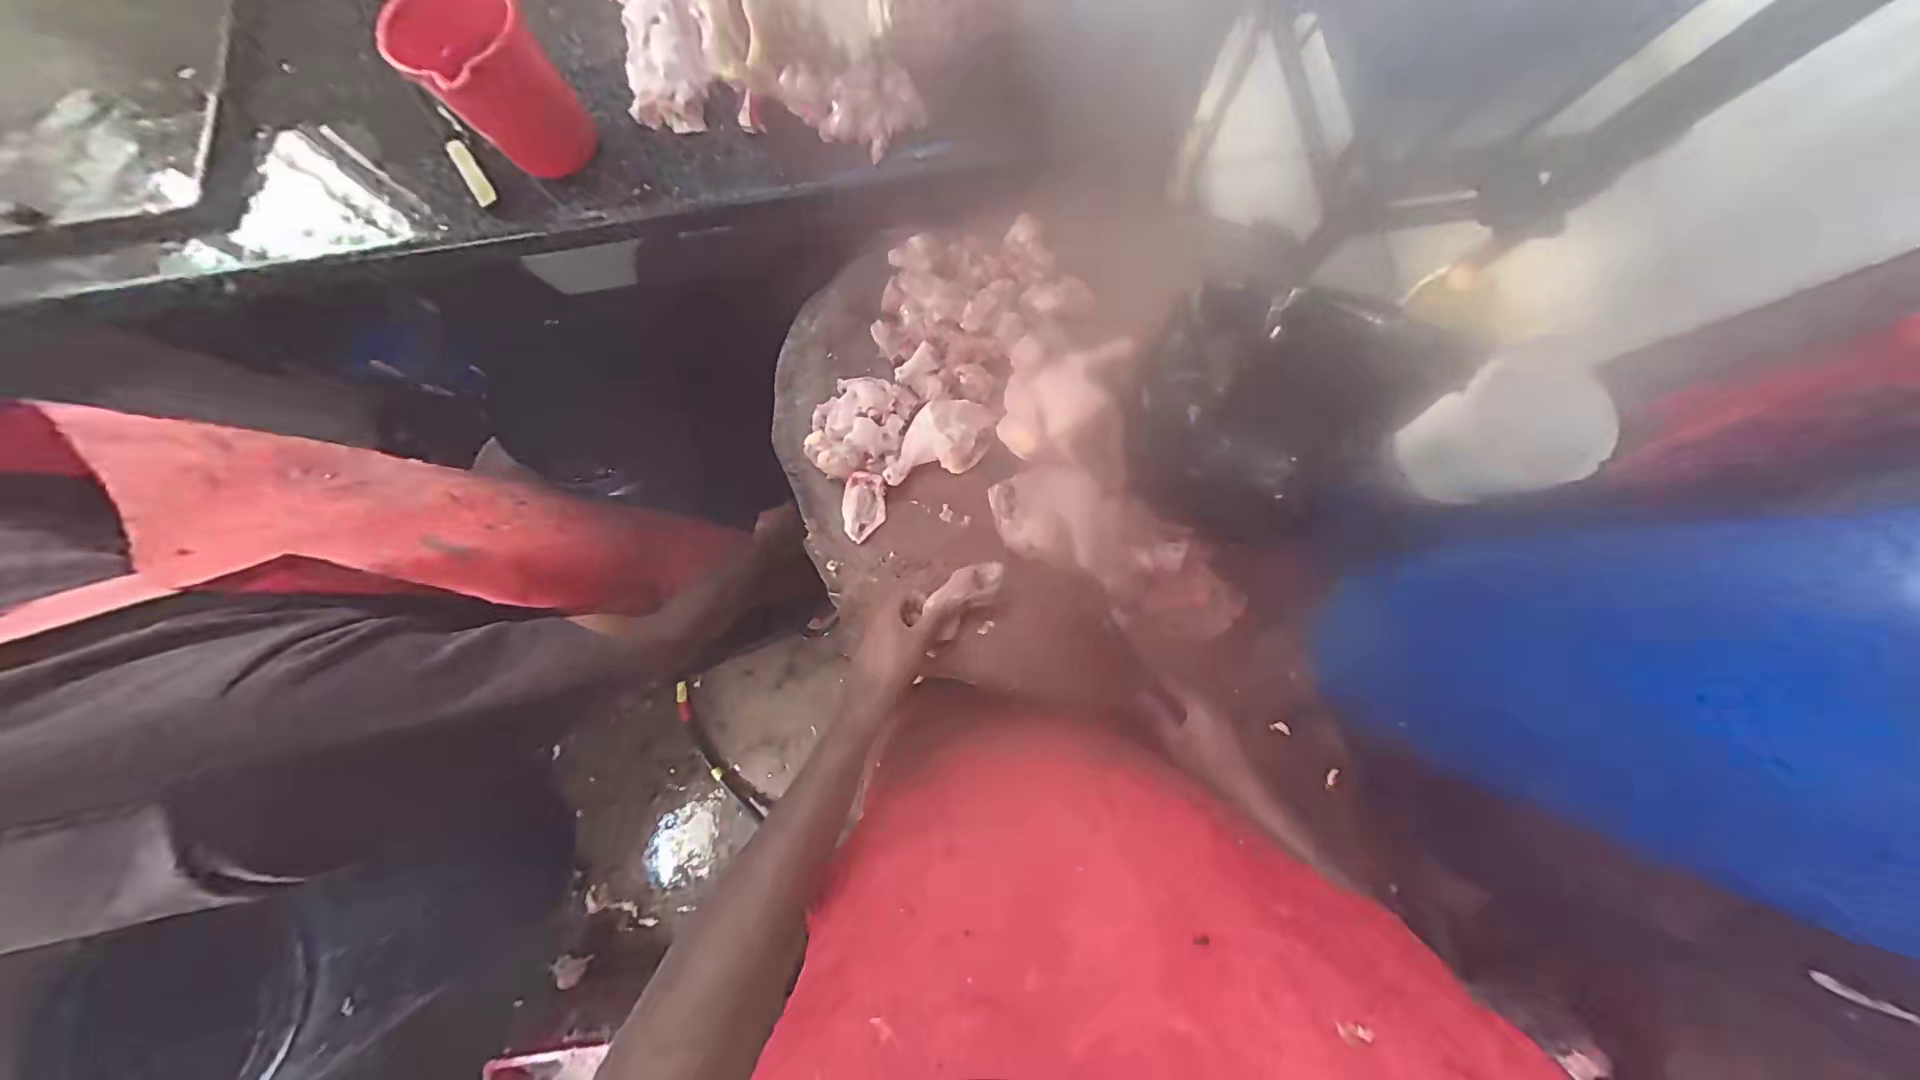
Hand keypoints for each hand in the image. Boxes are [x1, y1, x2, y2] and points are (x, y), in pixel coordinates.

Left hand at [843, 563, 1003, 719]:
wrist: (869, 699)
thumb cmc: (896, 664)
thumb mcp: (921, 639)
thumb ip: (937, 617)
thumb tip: (955, 596)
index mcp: (885, 610)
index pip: (906, 592)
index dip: (923, 600)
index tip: (936, 617)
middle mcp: (875, 619)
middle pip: (902, 609)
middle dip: (921, 618)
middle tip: (935, 634)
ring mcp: (871, 637)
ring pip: (897, 627)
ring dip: (914, 634)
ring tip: (928, 649)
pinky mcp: (870, 654)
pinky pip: (891, 641)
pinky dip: (905, 645)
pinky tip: (914, 662)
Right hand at [1137, 678, 1262, 802]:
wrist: (1244, 785)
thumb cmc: (1205, 764)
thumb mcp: (1174, 742)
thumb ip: (1157, 715)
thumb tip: (1138, 693)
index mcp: (1197, 699)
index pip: (1169, 679)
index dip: (1151, 677)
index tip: (1135, 677)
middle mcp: (1211, 697)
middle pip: (1183, 682)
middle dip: (1164, 682)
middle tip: (1144, 687)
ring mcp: (1222, 707)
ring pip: (1194, 691)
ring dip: (1177, 692)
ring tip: (1159, 698)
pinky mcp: (1227, 718)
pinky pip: (1202, 700)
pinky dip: (1188, 701)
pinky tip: (1181, 712)